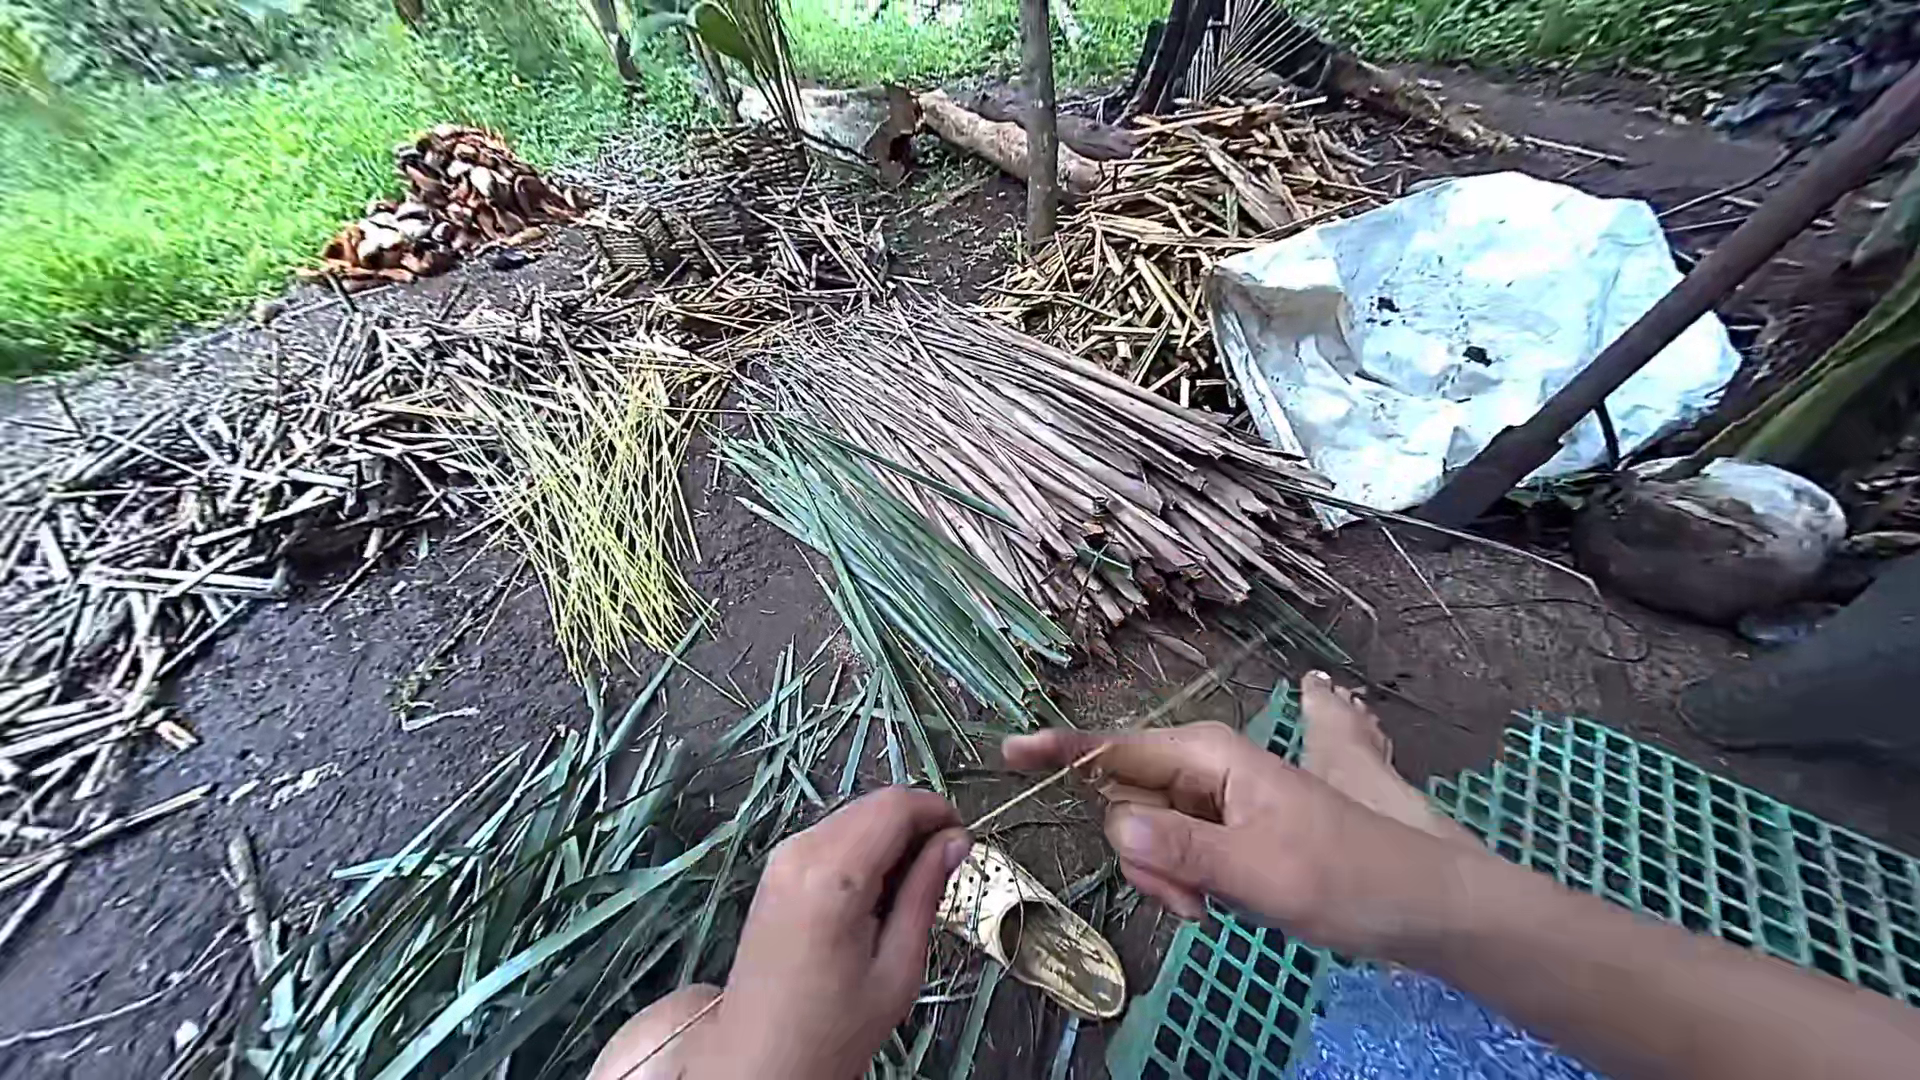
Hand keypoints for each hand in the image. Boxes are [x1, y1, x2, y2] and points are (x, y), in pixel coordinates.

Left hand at [694, 787, 971, 1079]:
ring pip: (857, 813)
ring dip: (891, 832)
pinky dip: (865, 843)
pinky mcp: (778, 865)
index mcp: (833, 874)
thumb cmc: (832, 1031)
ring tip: (907, 885)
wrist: (755, 1066)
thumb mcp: (897, 968)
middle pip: (875, 803)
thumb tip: (956, 841)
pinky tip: (874, 888)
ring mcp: (785, 854)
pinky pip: (835, 831)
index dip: (936, 810)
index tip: (961, 838)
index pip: (895, 805)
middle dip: (916, 822)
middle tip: (941, 865)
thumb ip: (926, 892)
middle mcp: (803, 849)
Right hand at [1002, 723, 1477, 957]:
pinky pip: (1164, 848)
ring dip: (1160, 874)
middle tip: (1187, 898)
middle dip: (1139, 850)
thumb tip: (1114, 828)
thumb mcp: (1262, 868)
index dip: (1061, 750)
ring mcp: (1203, 796)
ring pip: (1141, 830)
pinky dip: (1174, 881)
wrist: (1414, 903)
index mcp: (1204, 753)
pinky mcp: (1210, 826)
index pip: (1115, 748)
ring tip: (1207, 904)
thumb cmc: (1344, 874)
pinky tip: (1208, 901)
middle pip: (1122, 799)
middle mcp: (1195, 765)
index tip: (1012, 751)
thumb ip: (1182, 849)